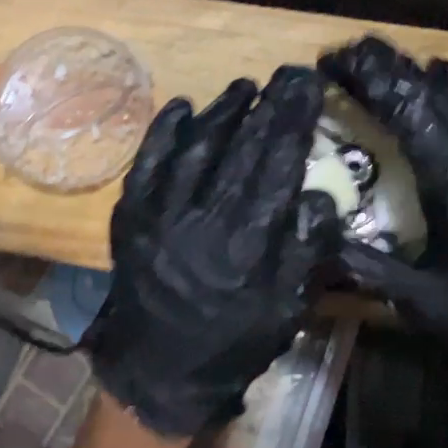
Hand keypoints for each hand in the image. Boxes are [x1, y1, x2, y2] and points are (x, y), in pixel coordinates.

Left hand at [83, 66, 340, 437]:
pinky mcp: (129, 215)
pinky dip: (165, 131)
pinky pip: (147, 162)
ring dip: (221, 112)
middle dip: (266, 108)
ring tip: (245, 87)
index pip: (276, 168)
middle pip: (239, 149)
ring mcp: (158, 214)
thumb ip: (304, 253)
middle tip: (285, 76)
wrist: (155, 371)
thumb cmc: (231, 342)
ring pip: (195, 147)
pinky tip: (185, 106)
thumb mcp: (284, 311)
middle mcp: (201, 221)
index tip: (307, 89)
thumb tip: (318, 197)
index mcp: (245, 247)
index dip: (293, 124)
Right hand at [319, 37, 447, 415]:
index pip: (410, 110)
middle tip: (340, 58)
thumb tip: (307, 240)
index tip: (330, 62)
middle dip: (384, 65)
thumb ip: (365, 267)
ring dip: (411, 76)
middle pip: (432, 88)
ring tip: (372, 71)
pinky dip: (439, 95)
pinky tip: (421, 103)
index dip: (369, 79)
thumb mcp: (425, 302)